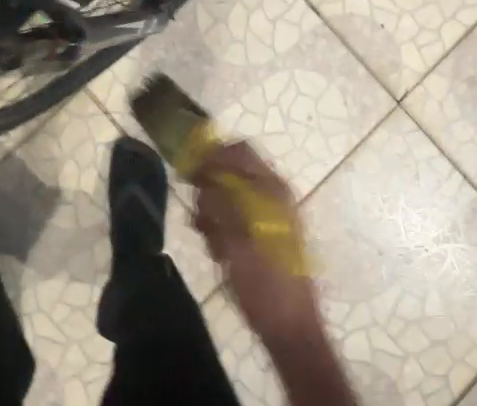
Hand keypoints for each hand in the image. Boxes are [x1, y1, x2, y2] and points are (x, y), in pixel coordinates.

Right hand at [188, 141, 321, 345]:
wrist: (289, 326)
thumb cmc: (263, 282)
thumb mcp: (233, 238)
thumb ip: (217, 200)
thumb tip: (201, 173)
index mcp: (272, 188)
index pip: (238, 150)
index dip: (209, 155)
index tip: (187, 175)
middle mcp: (273, 194)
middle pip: (232, 171)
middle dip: (209, 188)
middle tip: (198, 216)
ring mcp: (271, 213)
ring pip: (230, 194)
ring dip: (213, 211)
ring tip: (210, 239)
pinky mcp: (265, 233)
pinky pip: (235, 216)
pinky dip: (221, 226)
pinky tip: (218, 250)